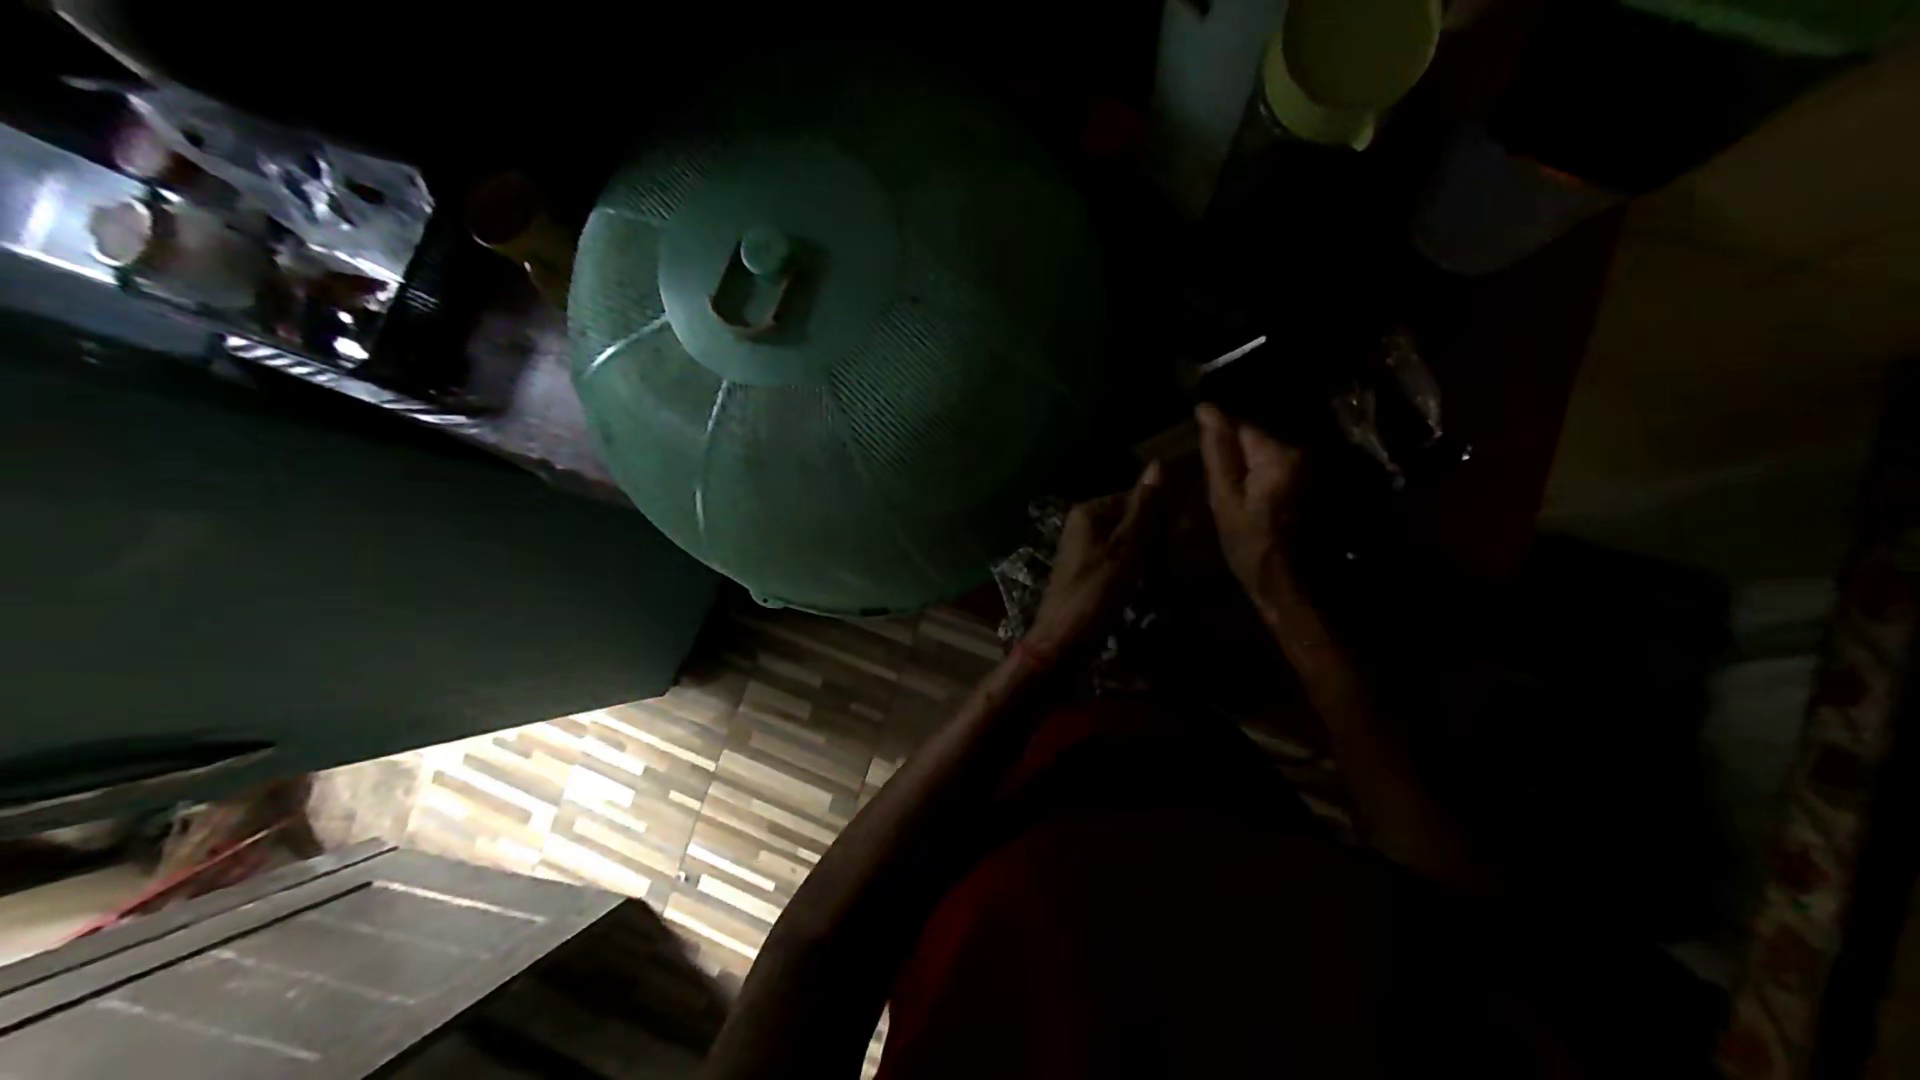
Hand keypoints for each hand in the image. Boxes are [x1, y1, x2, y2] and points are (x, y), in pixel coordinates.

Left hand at [1025, 460, 1165, 659]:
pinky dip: (1133, 572)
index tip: (1178, 535)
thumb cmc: (1095, 593)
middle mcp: (1082, 525)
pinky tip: (1145, 587)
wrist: (1062, 642)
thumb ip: (1143, 509)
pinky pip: (1118, 563)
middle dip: (1152, 538)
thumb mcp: (1126, 549)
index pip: (1135, 497)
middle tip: (1171, 560)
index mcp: (1088, 512)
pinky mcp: (1088, 573)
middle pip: (1130, 521)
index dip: (1159, 514)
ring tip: (1162, 575)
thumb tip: (1158, 464)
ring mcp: (1083, 550)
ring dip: (1146, 558)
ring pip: (1127, 544)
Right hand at [1197, 404, 1304, 613]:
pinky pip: (1273, 467)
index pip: (1240, 426)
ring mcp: (1307, 467)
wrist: (1285, 581)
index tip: (1210, 470)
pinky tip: (1251, 501)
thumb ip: (1217, 452)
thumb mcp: (1224, 499)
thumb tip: (1206, 409)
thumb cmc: (1248, 544)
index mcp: (1279, 454)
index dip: (1219, 444)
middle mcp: (1300, 452)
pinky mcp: (1308, 481)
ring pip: (1261, 453)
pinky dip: (1258, 478)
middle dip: (1233, 456)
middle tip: (1222, 490)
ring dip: (1245, 468)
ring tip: (1235, 497)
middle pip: (1253, 438)